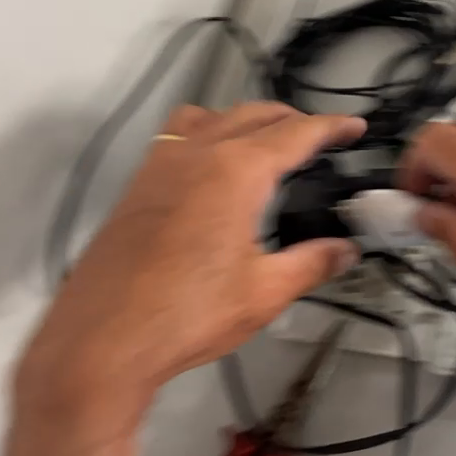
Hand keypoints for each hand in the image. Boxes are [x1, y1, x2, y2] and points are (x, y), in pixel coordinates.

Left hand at [17, 103, 364, 435]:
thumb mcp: (265, 291)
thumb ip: (313, 263)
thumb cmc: (188, 314)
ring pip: (212, 116)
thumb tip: (346, 251)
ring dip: (247, 119)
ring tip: (269, 143)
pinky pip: (178, 136)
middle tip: (323, 139)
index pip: (296, 133)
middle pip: (255, 114)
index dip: (332, 127)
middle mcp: (197, 154)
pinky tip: (214, 169)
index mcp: (236, 171)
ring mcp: (160, 165)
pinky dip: (208, 132)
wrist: (100, 341)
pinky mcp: (136, 186)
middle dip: (294, 120)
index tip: (355, 127)